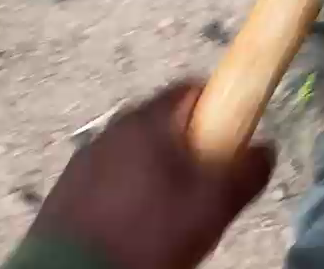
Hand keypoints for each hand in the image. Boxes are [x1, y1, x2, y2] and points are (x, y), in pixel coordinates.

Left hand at [27, 83, 273, 268]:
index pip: (196, 89)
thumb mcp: (217, 205)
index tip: (231, 140)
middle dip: (189, 147)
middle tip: (203, 183)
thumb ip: (251, 169)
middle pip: (166, 124)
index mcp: (149, 119)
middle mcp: (112, 130)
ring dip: (154, 174)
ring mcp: (80, 164)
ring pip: (135, 155)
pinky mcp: (58, 199)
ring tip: (167, 213)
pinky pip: (107, 183)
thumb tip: (265, 150)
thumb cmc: (148, 234)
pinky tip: (134, 228)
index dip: (221, 109)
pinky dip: (125, 197)